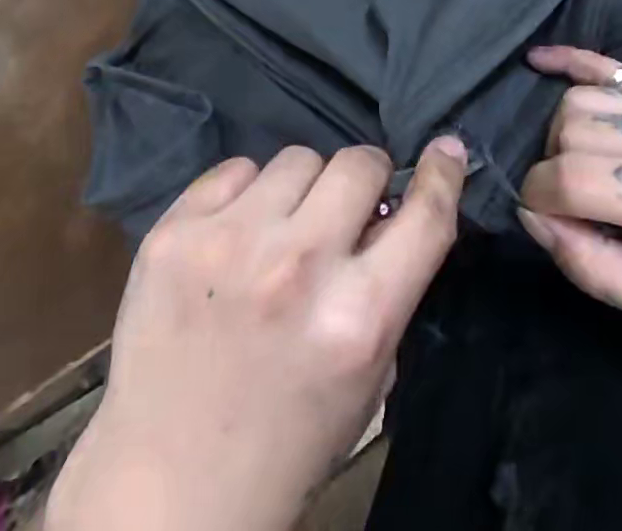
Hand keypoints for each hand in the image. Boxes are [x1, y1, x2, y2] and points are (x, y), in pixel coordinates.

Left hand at [46, 139, 467, 530]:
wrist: (174, 471)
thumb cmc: (288, 433)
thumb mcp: (368, 375)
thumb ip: (388, 289)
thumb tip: (391, 212)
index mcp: (358, 315)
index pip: (423, 216)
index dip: (442, 174)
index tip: (446, 149)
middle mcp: (297, 265)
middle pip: (356, 164)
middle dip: (364, 179)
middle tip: (347, 207)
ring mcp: (228, 241)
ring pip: (295, 158)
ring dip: (303, 188)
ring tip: (283, 226)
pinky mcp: (175, 232)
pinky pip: (234, 169)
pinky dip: (247, 193)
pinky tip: (236, 232)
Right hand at [517, 45, 621, 355]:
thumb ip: (594, 268)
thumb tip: (531, 213)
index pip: (576, 178)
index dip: (540, 200)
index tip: (547, 225)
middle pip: (572, 129)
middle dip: (549, 169)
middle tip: (572, 208)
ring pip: (581, 100)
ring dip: (561, 136)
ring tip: (583, 173)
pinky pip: (612, 67)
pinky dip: (570, 64)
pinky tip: (539, 61)